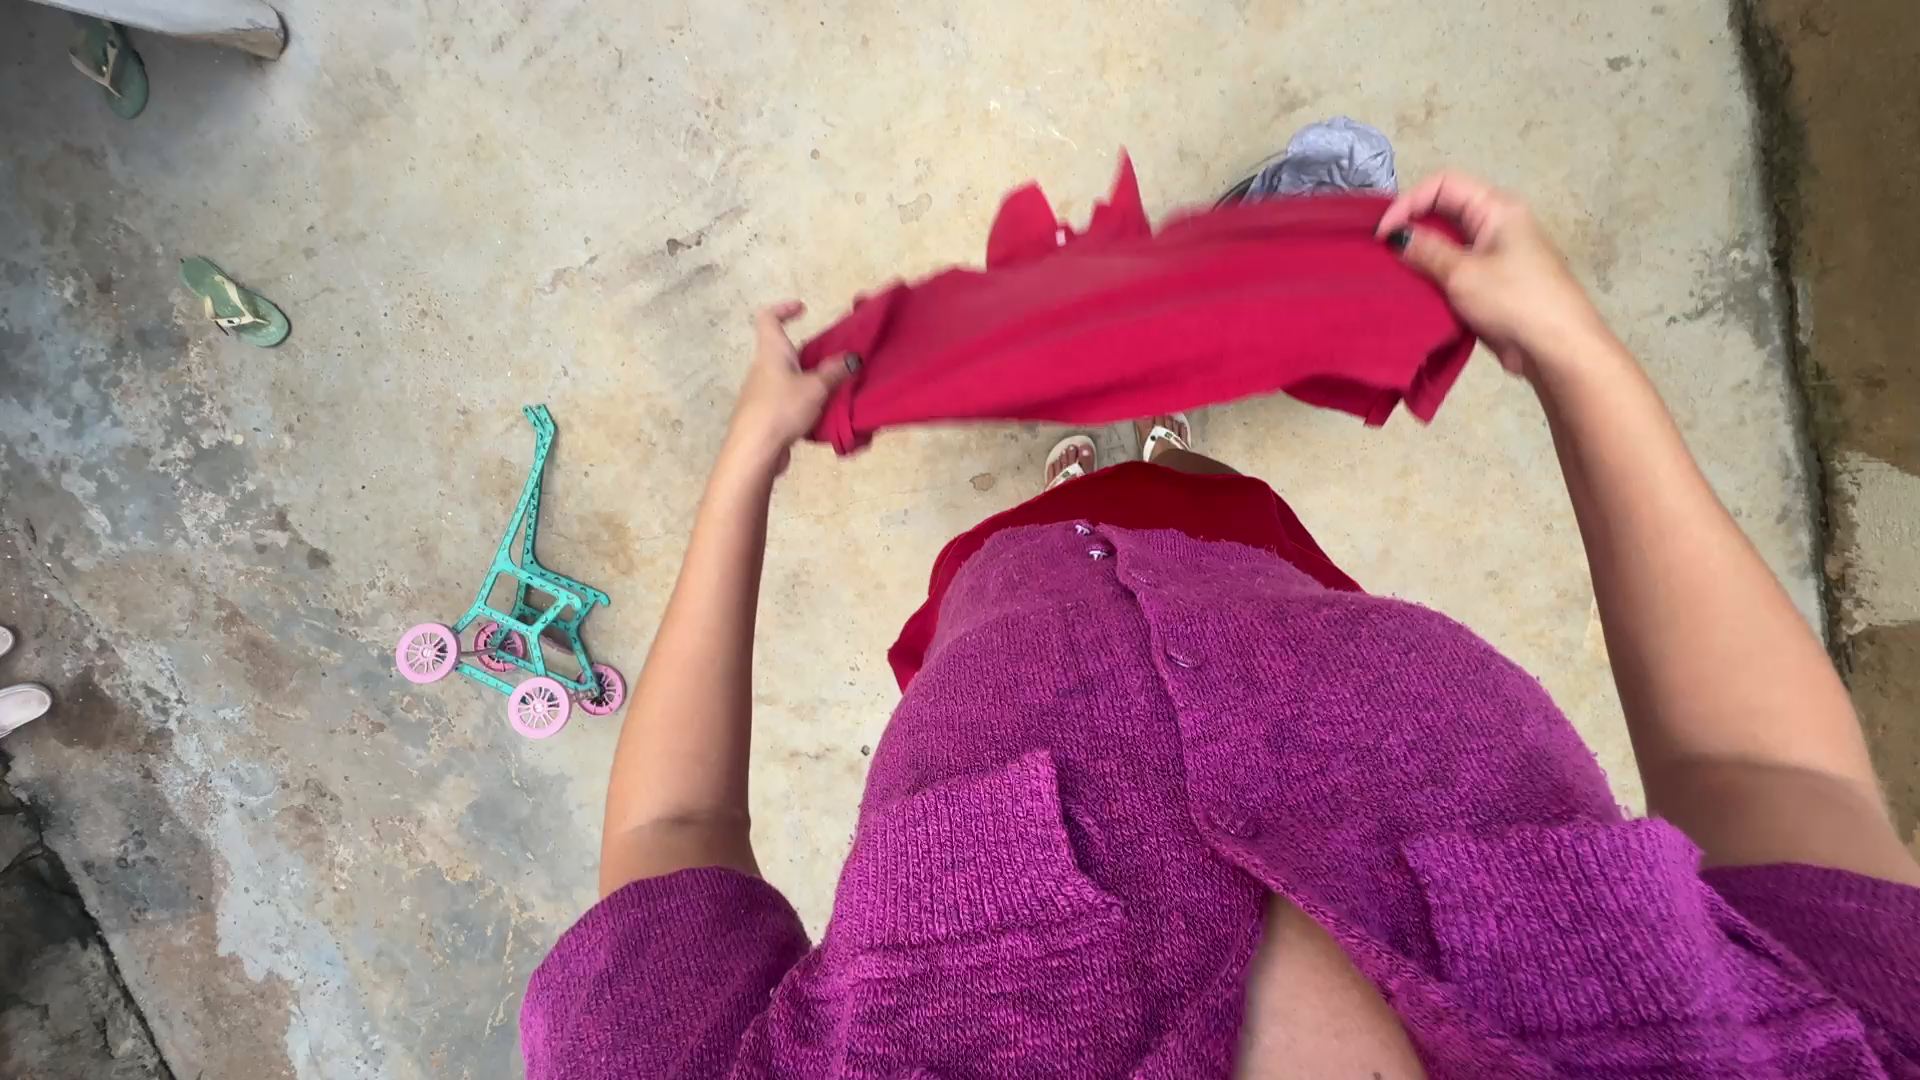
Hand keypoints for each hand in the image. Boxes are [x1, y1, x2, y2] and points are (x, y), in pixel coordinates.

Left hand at [723, 301, 858, 473]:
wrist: (755, 448)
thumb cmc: (782, 408)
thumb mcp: (815, 387)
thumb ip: (835, 371)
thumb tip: (852, 357)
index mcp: (772, 352)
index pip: (768, 318)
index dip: (783, 309)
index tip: (802, 309)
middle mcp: (763, 368)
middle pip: (785, 351)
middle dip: (810, 353)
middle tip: (835, 359)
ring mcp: (762, 392)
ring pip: (789, 378)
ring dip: (810, 380)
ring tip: (835, 391)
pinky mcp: (766, 414)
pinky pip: (789, 400)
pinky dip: (806, 402)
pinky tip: (822, 416)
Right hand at [1376, 171, 1613, 379]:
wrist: (1551, 344)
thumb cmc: (1512, 301)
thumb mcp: (1463, 273)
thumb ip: (1427, 251)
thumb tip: (1396, 236)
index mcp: (1496, 208)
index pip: (1443, 184)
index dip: (1407, 202)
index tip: (1381, 234)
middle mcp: (1494, 223)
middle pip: (1443, 208)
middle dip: (1408, 224)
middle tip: (1377, 250)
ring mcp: (1490, 251)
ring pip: (1444, 238)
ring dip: (1415, 250)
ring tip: (1387, 269)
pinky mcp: (1485, 278)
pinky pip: (1449, 265)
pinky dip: (1426, 271)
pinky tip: (1407, 286)